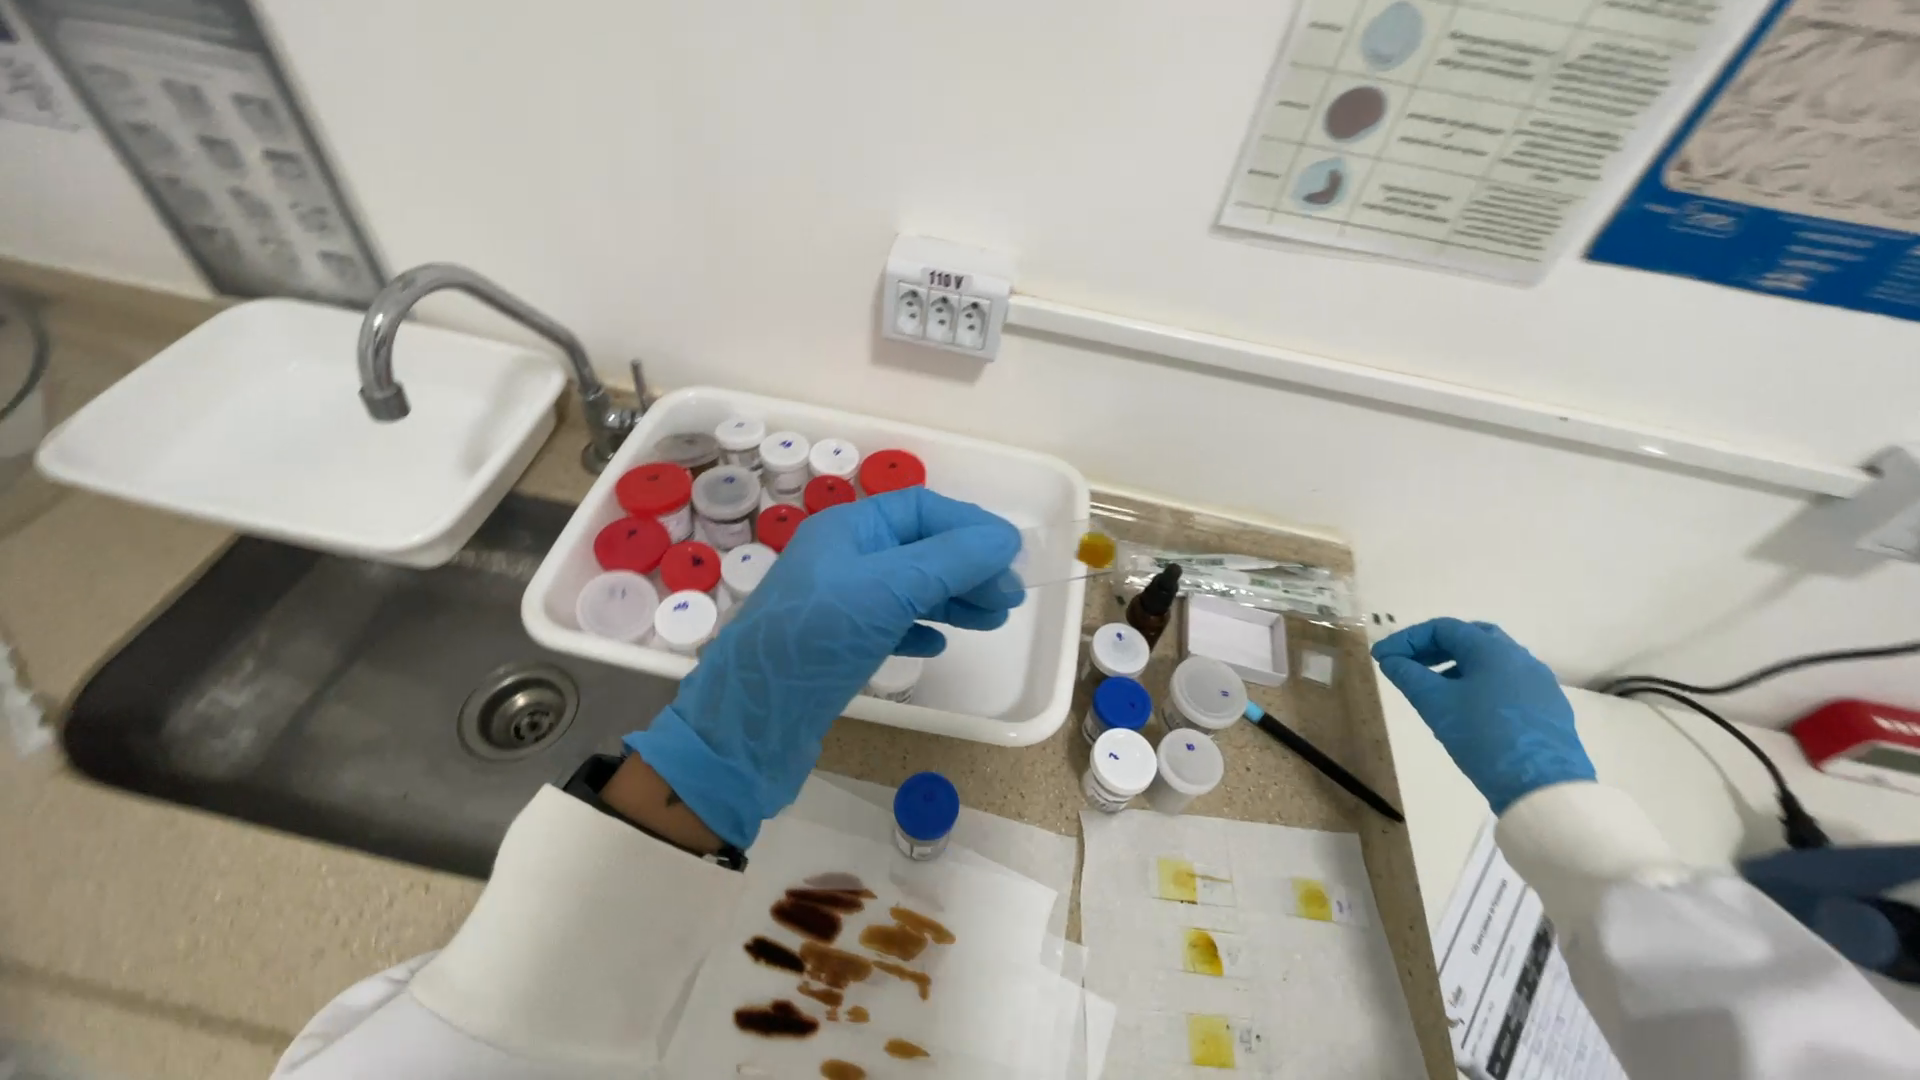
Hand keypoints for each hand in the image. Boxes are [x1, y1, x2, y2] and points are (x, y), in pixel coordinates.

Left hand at [624, 487, 1023, 847]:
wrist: (750, 724)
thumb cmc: (816, 640)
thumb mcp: (889, 590)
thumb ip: (950, 560)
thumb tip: (1005, 540)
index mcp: (848, 530)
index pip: (921, 509)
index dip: (970, 526)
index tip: (1012, 554)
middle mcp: (842, 559)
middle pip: (920, 549)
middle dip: (968, 567)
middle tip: (1010, 598)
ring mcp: (838, 604)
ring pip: (909, 588)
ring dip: (954, 599)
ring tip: (995, 620)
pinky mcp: (836, 646)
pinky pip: (889, 625)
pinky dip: (920, 628)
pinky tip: (939, 643)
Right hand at [1371, 618, 1593, 813]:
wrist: (1542, 786)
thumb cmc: (1482, 735)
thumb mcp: (1435, 704)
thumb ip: (1408, 675)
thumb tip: (1390, 659)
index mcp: (1494, 650)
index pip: (1443, 628)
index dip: (1407, 639)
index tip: (1382, 658)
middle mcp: (1521, 659)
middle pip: (1472, 638)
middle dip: (1435, 647)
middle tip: (1409, 664)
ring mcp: (1540, 684)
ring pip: (1491, 662)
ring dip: (1457, 666)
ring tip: (1433, 688)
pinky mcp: (1548, 708)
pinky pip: (1507, 683)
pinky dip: (1479, 684)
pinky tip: (1467, 709)